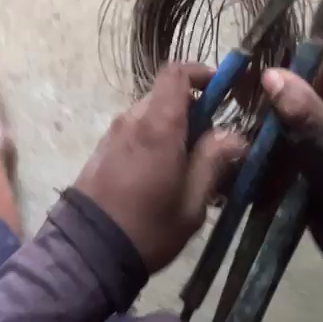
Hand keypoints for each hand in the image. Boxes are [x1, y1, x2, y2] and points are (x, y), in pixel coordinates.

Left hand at [72, 63, 248, 270]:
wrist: (89, 249)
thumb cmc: (148, 226)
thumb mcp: (192, 202)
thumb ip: (213, 162)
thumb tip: (234, 135)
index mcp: (158, 125)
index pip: (176, 73)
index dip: (201, 72)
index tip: (223, 87)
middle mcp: (133, 119)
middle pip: (167, 95)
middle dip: (195, 109)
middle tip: (216, 142)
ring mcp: (115, 131)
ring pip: (152, 113)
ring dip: (176, 126)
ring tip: (194, 163)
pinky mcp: (105, 147)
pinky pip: (137, 129)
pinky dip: (157, 137)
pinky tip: (167, 171)